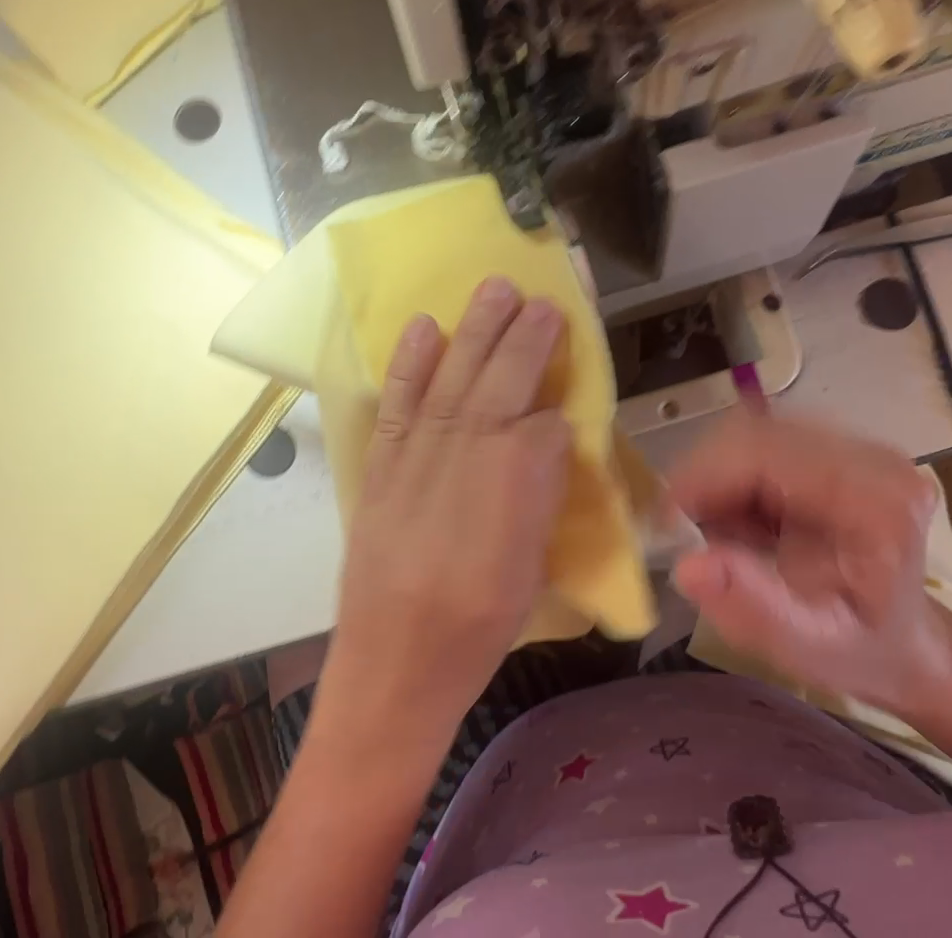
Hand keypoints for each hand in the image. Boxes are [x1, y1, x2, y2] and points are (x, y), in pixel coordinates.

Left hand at [318, 277, 572, 741]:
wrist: (395, 661)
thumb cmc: (478, 626)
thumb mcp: (532, 566)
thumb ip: (539, 494)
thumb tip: (546, 442)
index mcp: (518, 482)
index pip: (544, 423)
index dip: (558, 405)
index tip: (567, 384)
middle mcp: (470, 455)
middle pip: (502, 382)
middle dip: (525, 338)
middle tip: (541, 299)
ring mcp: (420, 455)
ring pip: (453, 378)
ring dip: (474, 330)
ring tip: (493, 289)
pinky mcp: (383, 464)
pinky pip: (399, 401)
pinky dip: (410, 363)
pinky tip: (424, 328)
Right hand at [668, 414, 950, 709]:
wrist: (906, 643)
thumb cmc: (862, 651)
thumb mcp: (807, 647)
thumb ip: (751, 606)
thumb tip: (687, 566)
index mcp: (876, 501)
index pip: (767, 454)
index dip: (703, 478)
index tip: (666, 526)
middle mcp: (873, 459)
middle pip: (755, 434)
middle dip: (705, 480)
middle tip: (685, 536)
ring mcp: (857, 448)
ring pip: (751, 434)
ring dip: (717, 481)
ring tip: (720, 537)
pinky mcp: (837, 449)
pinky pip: (762, 444)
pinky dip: (733, 481)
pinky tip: (742, 525)